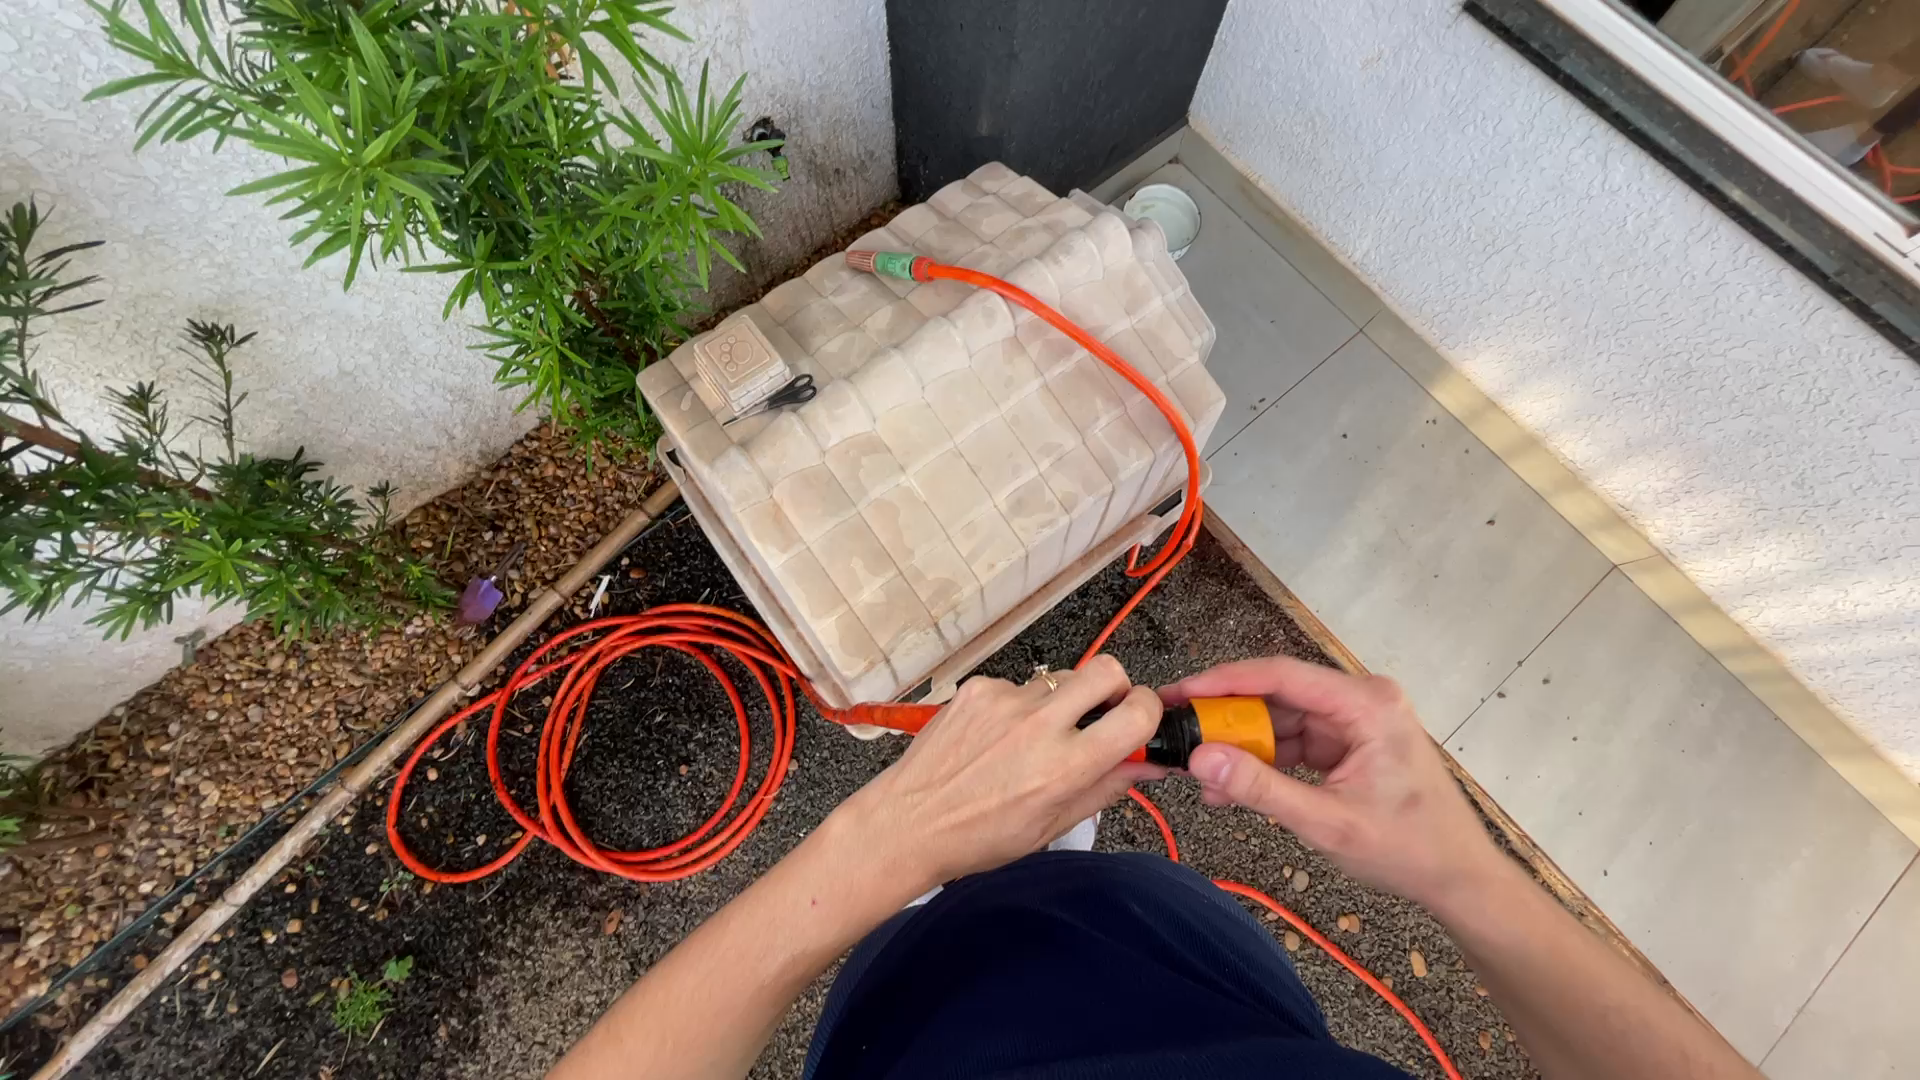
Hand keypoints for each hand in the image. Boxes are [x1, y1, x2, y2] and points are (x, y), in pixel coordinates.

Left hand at [837, 655, 1165, 889]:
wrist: (909, 822)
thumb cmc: (980, 836)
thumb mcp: (1052, 825)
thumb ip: (1105, 787)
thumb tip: (1146, 764)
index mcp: (1066, 765)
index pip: (1136, 712)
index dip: (1147, 710)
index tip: (1139, 719)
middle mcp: (1039, 724)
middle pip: (1106, 669)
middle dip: (1114, 687)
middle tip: (1099, 713)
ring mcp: (1005, 699)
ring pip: (1058, 681)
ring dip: (1058, 703)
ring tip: (1029, 740)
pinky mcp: (977, 688)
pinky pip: (1016, 686)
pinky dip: (1016, 707)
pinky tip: (996, 737)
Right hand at [1162, 656, 1505, 912]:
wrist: (1461, 881)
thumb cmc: (1408, 850)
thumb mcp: (1327, 822)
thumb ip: (1260, 788)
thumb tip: (1199, 758)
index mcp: (1365, 704)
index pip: (1280, 675)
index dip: (1222, 681)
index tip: (1178, 693)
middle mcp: (1357, 699)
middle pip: (1274, 695)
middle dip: (1224, 717)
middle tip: (1178, 729)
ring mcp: (1350, 719)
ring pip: (1276, 718)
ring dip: (1239, 745)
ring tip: (1197, 770)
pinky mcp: (1343, 740)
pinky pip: (1290, 740)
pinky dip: (1260, 761)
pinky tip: (1229, 784)